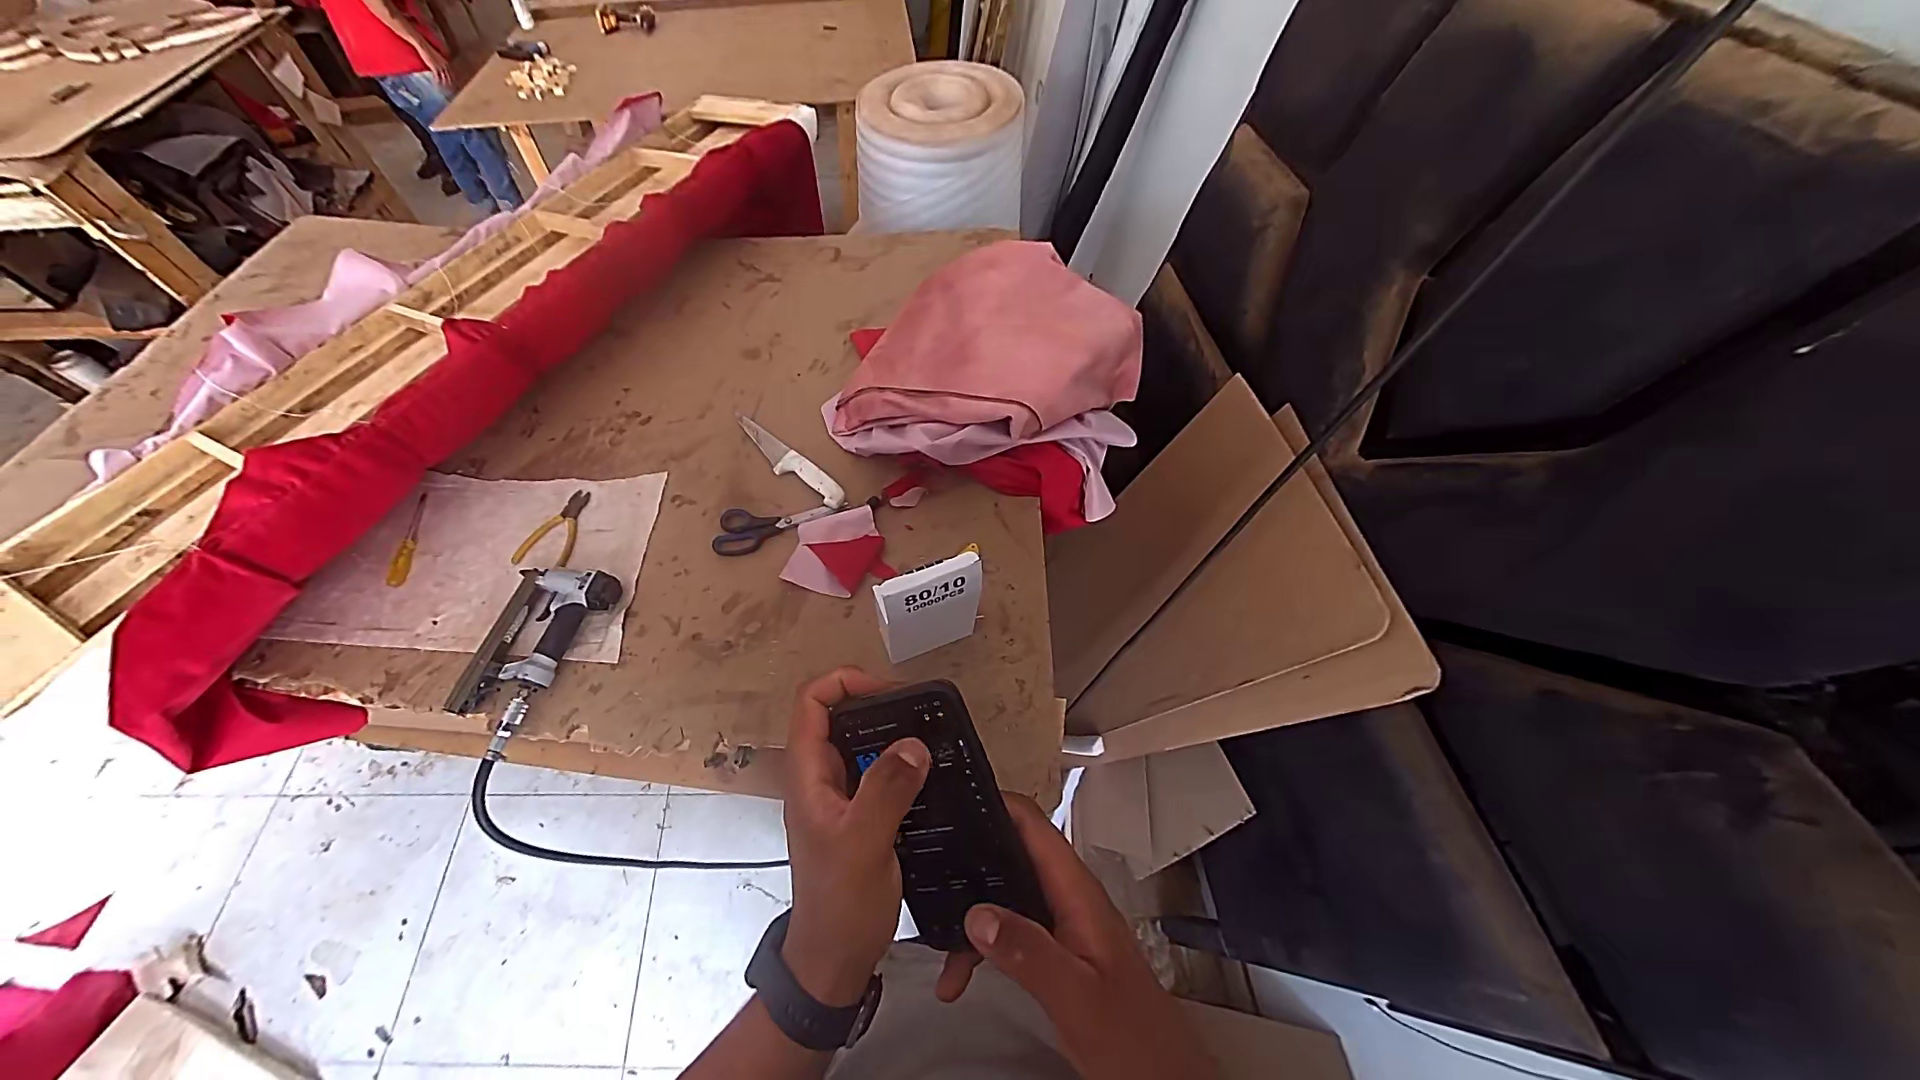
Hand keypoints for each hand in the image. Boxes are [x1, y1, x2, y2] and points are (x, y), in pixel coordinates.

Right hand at [418, 43, 452, 87]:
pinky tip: (436, 85)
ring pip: (444, 79)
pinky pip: (437, 77)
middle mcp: (445, 66)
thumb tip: (440, 69)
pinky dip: (437, 82)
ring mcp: (440, 67)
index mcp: (447, 64)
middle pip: (450, 78)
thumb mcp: (437, 57)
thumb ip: (440, 63)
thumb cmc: (428, 50)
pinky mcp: (434, 67)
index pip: (452, 75)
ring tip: (442, 90)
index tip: (452, 87)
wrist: (422, 45)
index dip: (452, 82)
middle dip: (450, 85)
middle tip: (448, 91)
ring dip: (444, 85)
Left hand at [780, 668, 929, 1006]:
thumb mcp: (863, 843)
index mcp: (807, 773)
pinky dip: (900, 760)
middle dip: (877, 702)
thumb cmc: (840, 904)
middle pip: (838, 714)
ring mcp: (838, 794)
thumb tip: (913, 744)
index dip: (845, 682)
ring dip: (891, 732)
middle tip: (918, 711)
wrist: (835, 958)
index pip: (811, 701)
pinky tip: (927, 770)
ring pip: (860, 742)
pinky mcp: (859, 811)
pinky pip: (877, 769)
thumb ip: (886, 790)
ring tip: (928, 735)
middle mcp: (819, 775)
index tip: (889, 692)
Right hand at [935, 795, 1220, 1078]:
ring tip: (940, 942)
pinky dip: (982, 943)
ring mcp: (1063, 922)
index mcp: (1077, 893)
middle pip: (1012, 852)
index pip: (1033, 824)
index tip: (957, 801)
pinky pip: (1010, 928)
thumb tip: (980, 914)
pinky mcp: (1057, 948)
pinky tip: (962, 971)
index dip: (996, 803)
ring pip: (1006, 894)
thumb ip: (1029, 952)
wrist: (1162, 1079)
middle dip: (971, 856)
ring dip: (971, 911)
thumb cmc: (1136, 1040)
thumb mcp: (1076, 995)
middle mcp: (1069, 898)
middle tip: (931, 861)